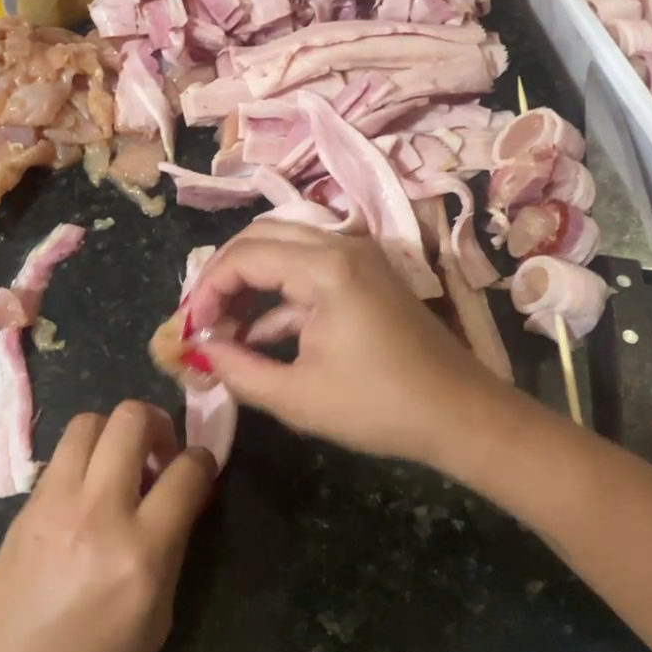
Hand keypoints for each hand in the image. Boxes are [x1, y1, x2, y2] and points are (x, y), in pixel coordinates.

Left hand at [0, 401, 215, 651]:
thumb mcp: (156, 615)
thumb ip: (174, 545)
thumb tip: (187, 493)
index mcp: (140, 553)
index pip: (186, 473)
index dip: (203, 460)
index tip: (202, 464)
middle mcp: (97, 513)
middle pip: (131, 419)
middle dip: (158, 424)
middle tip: (160, 453)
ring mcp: (54, 503)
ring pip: (89, 421)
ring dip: (115, 431)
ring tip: (122, 461)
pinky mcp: (25, 505)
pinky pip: (60, 454)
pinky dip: (84, 456)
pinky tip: (88, 487)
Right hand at [187, 222, 507, 467]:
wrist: (461, 414)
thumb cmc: (380, 407)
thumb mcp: (299, 398)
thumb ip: (240, 370)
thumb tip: (201, 350)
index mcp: (325, 267)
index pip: (245, 256)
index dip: (208, 289)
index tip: (190, 328)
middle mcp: (340, 245)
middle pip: (261, 236)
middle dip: (223, 274)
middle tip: (200, 316)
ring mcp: (356, 256)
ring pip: (283, 246)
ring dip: (248, 278)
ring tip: (221, 323)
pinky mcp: (364, 274)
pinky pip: (306, 266)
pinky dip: (277, 291)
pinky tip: (257, 334)